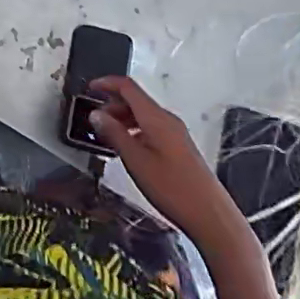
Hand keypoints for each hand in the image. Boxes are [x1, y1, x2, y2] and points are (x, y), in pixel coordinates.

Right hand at [89, 76, 237, 239]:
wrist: (210, 215)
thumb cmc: (172, 188)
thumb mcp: (135, 160)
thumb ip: (114, 133)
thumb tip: (96, 114)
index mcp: (156, 118)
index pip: (128, 87)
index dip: (107, 83)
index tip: (89, 89)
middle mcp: (167, 120)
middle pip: (136, 99)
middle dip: (112, 104)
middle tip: (94, 121)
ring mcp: (175, 133)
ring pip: (143, 115)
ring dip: (122, 119)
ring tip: (107, 136)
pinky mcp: (179, 147)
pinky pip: (151, 128)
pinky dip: (134, 130)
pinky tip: (127, 149)